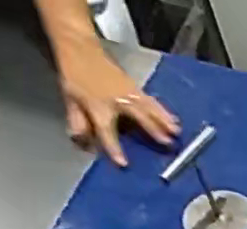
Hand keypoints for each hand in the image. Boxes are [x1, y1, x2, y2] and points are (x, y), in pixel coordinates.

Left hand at [53, 39, 179, 165]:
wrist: (79, 47)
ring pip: (148, 108)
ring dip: (164, 121)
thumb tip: (84, 142)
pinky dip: (164, 112)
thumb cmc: (75, 75)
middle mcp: (115, 100)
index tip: (123, 163)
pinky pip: (152, 101)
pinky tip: (175, 121)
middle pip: (136, 116)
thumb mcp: (70, 99)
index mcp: (96, 105)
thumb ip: (78, 122)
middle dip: (151, 129)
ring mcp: (128, 93)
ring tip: (176, 133)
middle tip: (167, 143)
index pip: (105, 130)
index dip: (113, 147)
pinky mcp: (136, 88)